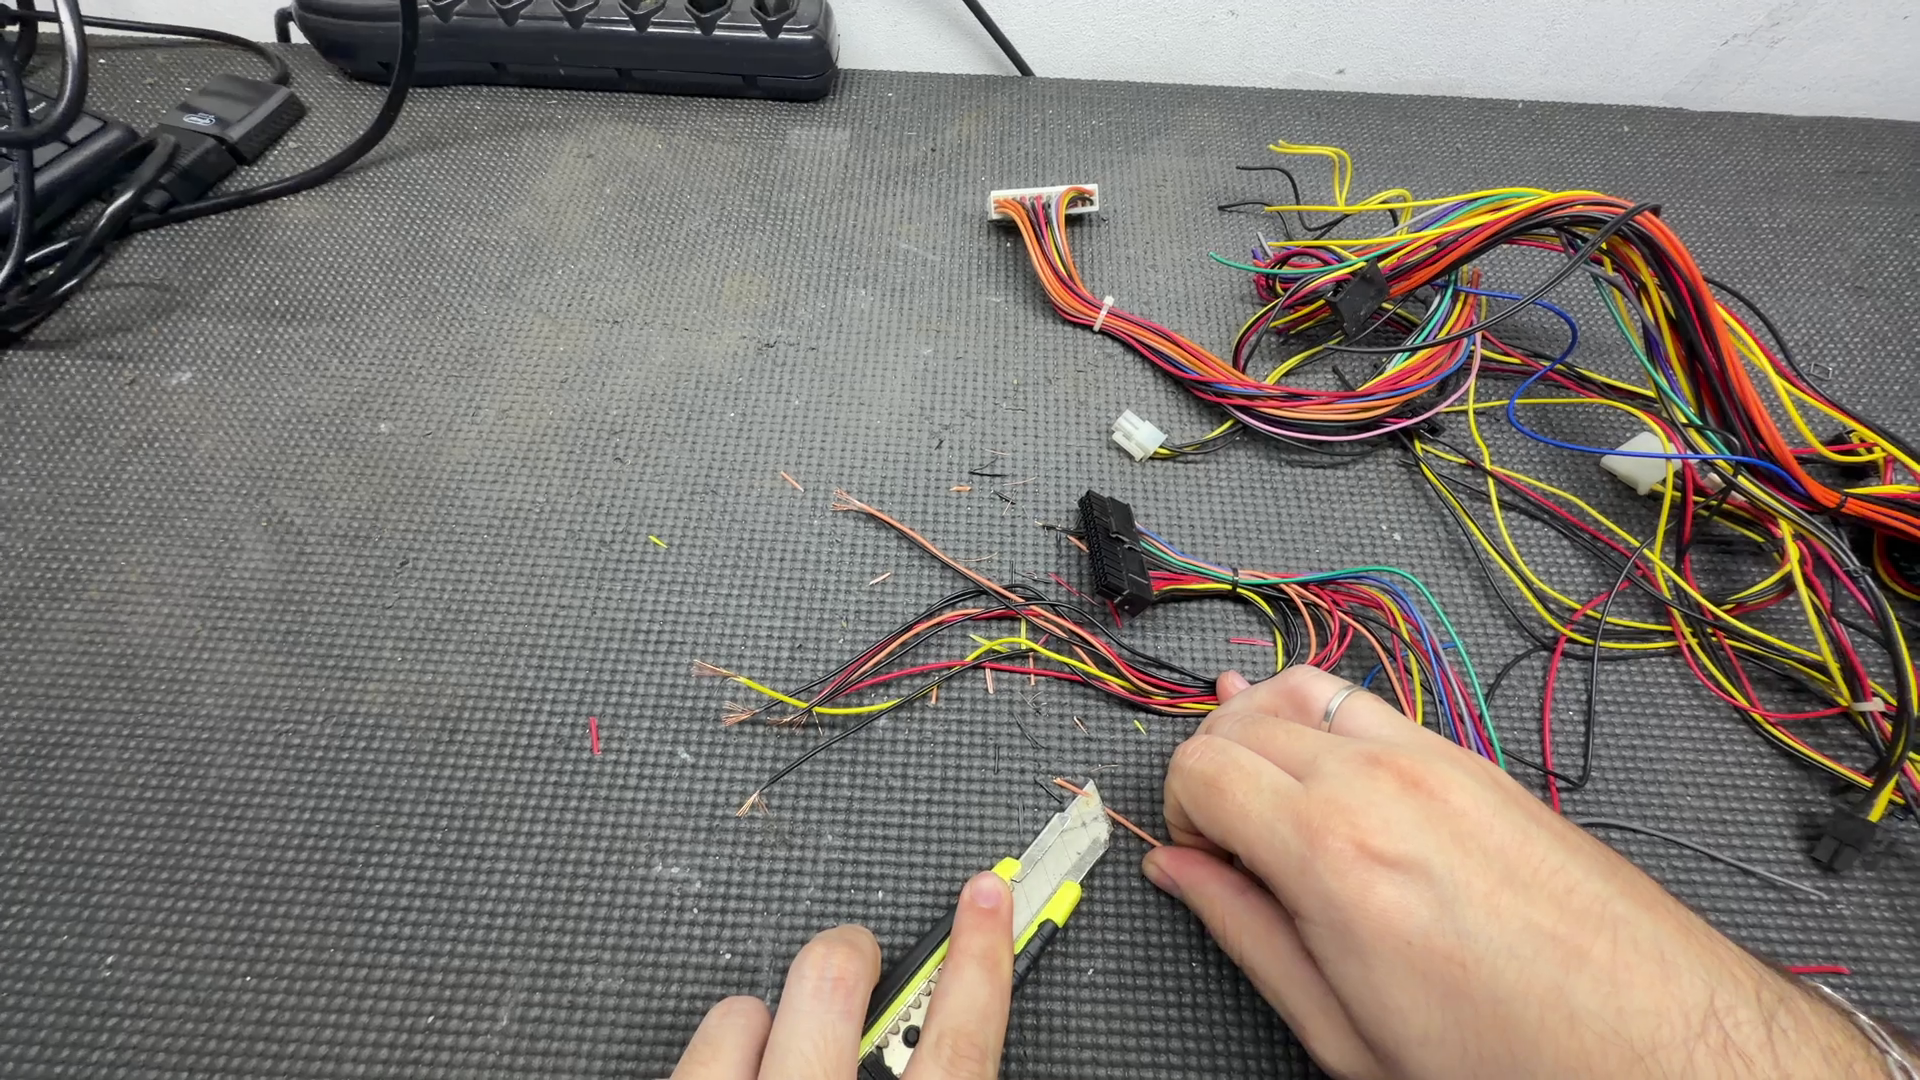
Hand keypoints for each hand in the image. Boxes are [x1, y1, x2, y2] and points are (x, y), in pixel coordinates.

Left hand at [672, 871, 1012, 1079]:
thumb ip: (937, 1076)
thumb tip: (952, 1034)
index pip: (957, 1045)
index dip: (978, 958)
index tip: (987, 896)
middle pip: (833, 978)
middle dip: (847, 957)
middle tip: (853, 969)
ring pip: (742, 1013)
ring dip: (762, 1036)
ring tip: (771, 1071)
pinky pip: (689, 1057)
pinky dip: (714, 1068)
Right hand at [1147, 665, 1887, 1079]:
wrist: (1673, 1056)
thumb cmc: (1507, 1062)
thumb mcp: (1342, 1028)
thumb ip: (1239, 928)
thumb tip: (1172, 869)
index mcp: (1330, 850)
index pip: (1198, 766)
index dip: (1179, 810)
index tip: (1204, 857)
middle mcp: (1372, 778)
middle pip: (1234, 721)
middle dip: (1209, 772)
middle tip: (1231, 837)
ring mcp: (1424, 754)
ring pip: (1291, 688)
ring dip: (1253, 727)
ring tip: (1261, 785)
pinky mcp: (1463, 754)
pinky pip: (1357, 698)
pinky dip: (1312, 715)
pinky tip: (1315, 758)